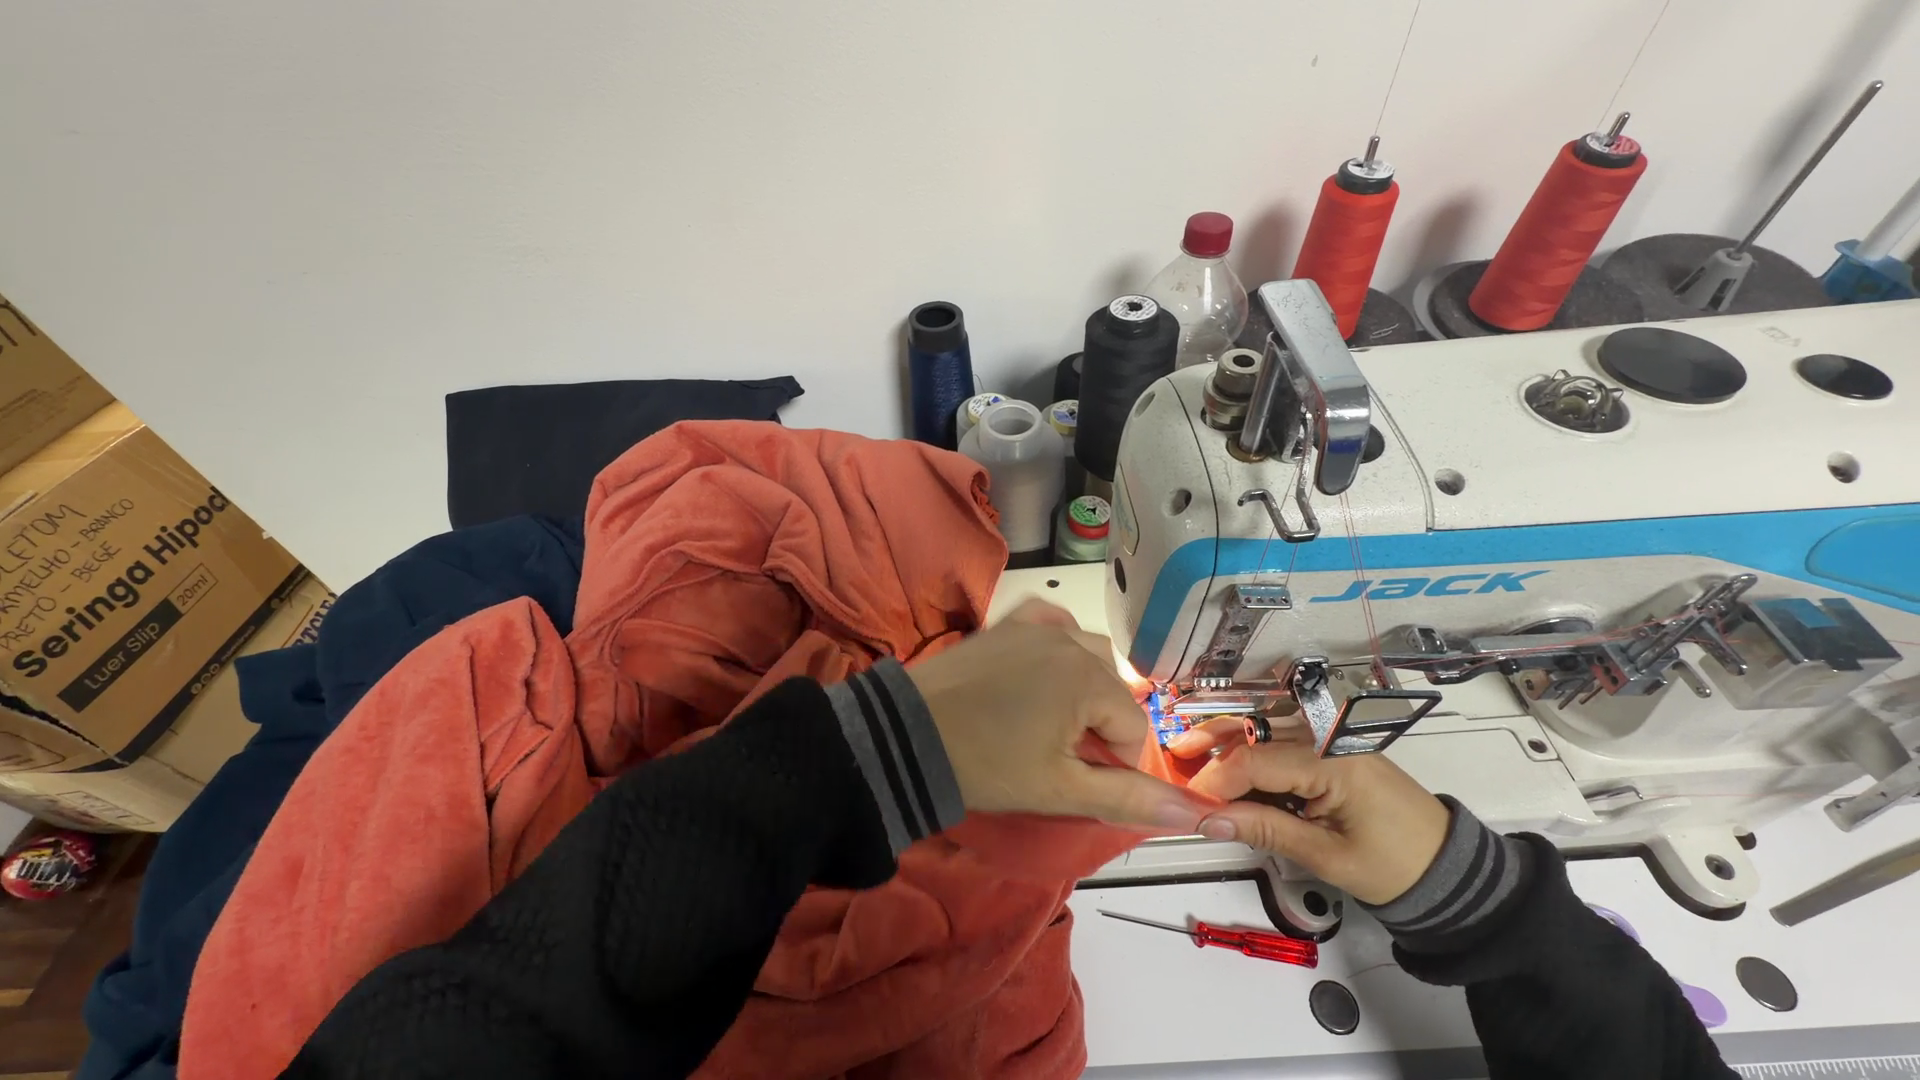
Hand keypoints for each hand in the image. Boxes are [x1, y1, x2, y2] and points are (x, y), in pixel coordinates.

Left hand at [907, 599, 1214, 831]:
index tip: (1076, 778)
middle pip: (1113, 689)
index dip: (1115, 762)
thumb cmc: (986, 766)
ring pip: (1088, 654)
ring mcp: (1036, 625)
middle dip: (1099, 725)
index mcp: (1090, 680)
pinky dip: (1058, 643)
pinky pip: (1052, 622)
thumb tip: (1195, 815)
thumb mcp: (1060, 790)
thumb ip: (1129, 799)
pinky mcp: (1006, 622)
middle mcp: (1071, 641)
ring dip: (1083, 686)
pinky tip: (1043, 669)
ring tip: (1049, 720)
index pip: (1134, 728)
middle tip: (1057, 753)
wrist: (907, 737)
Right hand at [1168, 718, 1448, 904]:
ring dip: (1229, 742)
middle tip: (1174, 756)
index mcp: (1335, 761)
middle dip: (1214, 742)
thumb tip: (1207, 820)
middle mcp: (1332, 738)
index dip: (1218, 779)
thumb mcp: (1325, 856)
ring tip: (1192, 757)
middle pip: (1259, 730)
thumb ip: (1265, 829)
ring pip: (1268, 729)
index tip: (1188, 801)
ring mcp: (1334, 740)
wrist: (1448, 871)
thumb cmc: (1393, 867)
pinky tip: (1232, 768)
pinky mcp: (1335, 749)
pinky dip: (1254, 752)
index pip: (1258, 760)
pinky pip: (1286, 741)